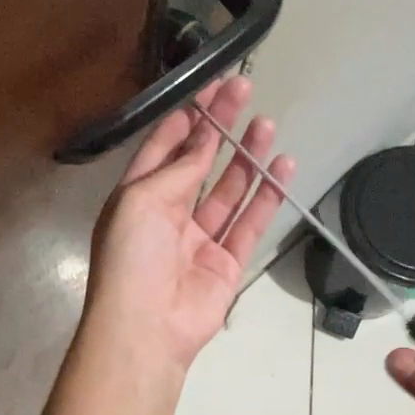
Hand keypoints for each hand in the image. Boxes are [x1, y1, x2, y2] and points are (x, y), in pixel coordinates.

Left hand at [82, 76, 292, 370]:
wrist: (146, 328)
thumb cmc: (132, 258)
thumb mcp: (142, 200)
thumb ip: (179, 168)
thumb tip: (203, 136)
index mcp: (136, 197)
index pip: (163, 147)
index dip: (186, 117)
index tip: (209, 86)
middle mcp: (166, 215)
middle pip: (199, 162)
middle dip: (220, 125)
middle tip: (244, 88)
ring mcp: (198, 240)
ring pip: (228, 190)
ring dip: (247, 155)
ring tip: (267, 122)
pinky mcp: (226, 263)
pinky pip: (249, 223)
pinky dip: (267, 195)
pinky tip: (282, 165)